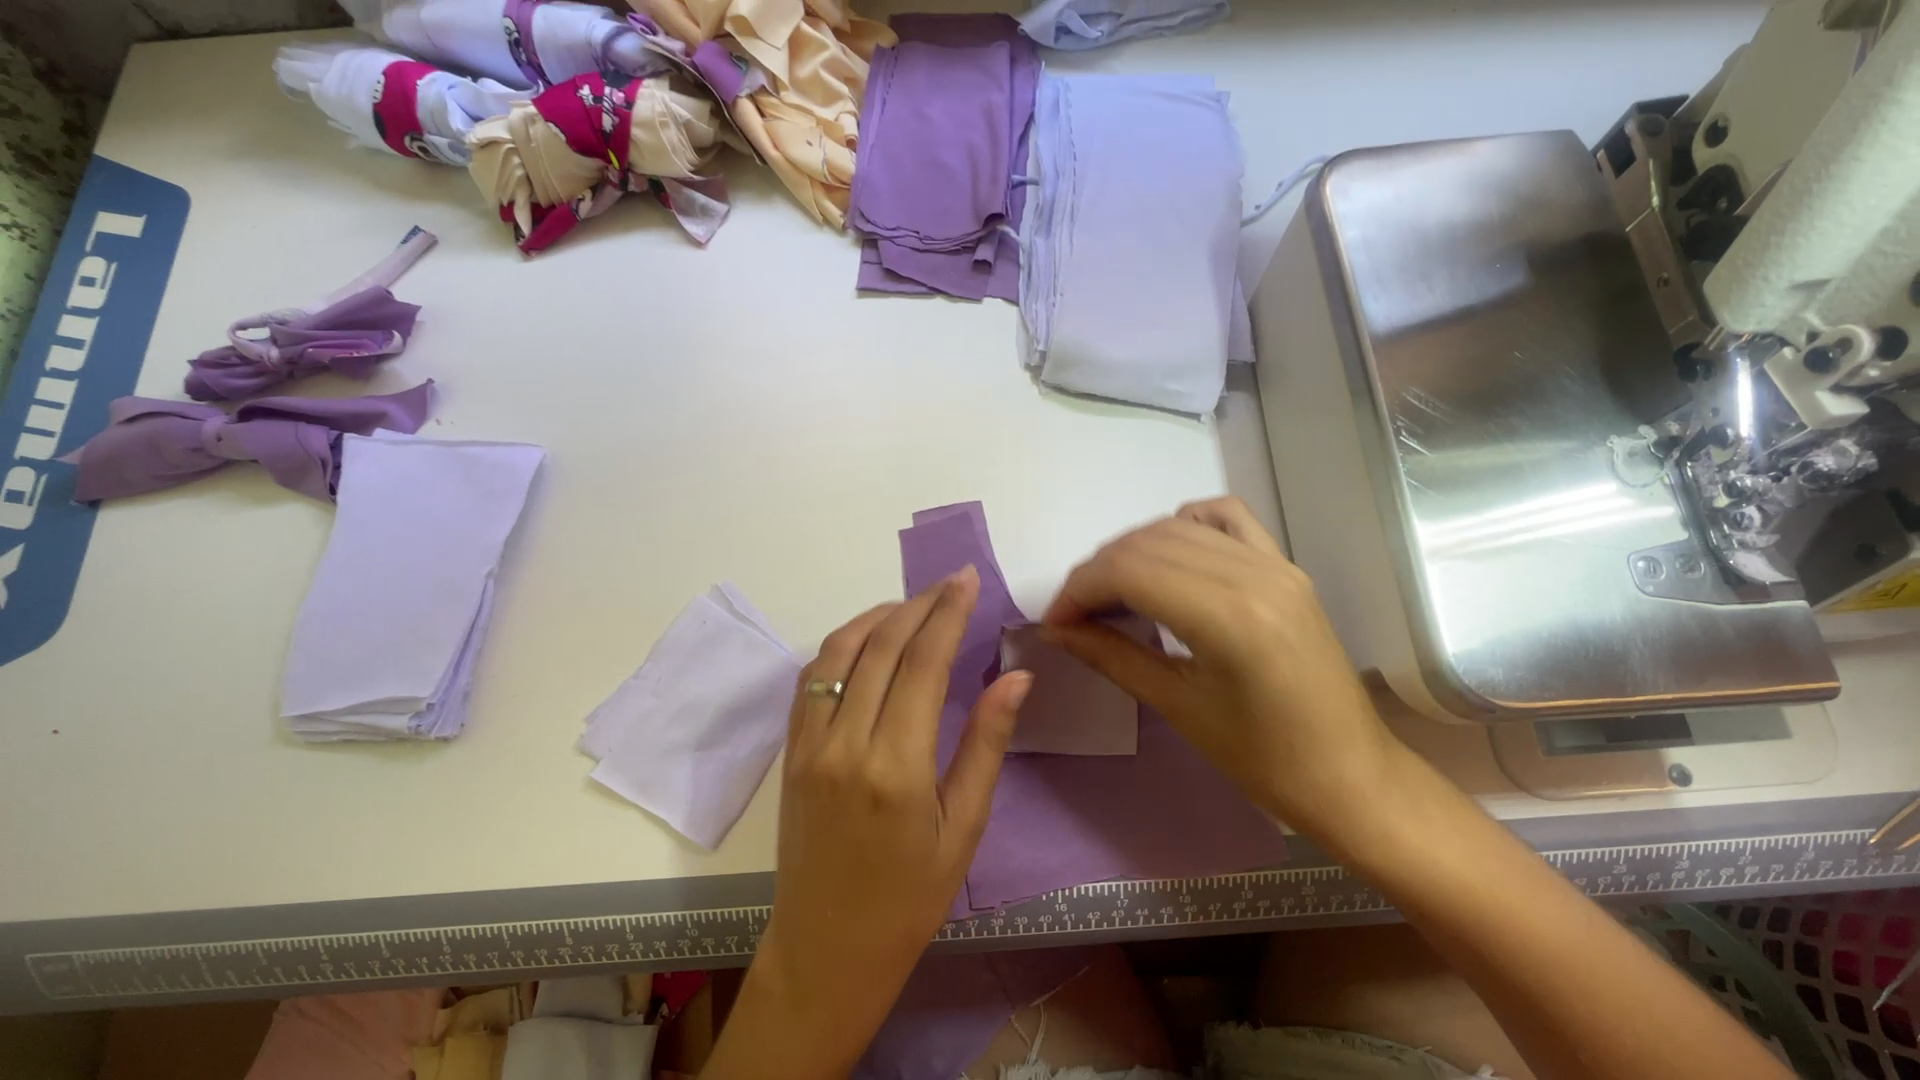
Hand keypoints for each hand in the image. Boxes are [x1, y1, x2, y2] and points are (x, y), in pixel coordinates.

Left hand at [705, 566, 1031, 1079]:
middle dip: (919, 605)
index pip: (924, 663)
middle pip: (882, 647)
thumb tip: (1016, 675)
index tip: (967, 580)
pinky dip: (840, 646)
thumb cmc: (909, 899)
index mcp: (897, 766)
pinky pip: (811, 679)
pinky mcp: (790, 753)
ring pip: (838, 653)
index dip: (948, 613)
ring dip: (876, 617)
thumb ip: (986, 744)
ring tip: (912, 605)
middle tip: (949, 583)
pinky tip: (867, 641)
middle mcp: (846, 744)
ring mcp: (809, 745)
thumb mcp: (964, 829)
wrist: (828, 948)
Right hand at [1040, 497, 1398, 835]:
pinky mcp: (1287, 567)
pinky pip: (1228, 519)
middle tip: (1075, 614)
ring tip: (1111, 593)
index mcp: (1227, 616)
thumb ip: (1112, 657)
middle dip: (1098, 572)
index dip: (1078, 589)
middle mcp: (1253, 573)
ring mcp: (1276, 564)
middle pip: (1148, 542)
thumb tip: (1055, 631)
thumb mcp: (1178, 707)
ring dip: (1133, 551)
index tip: (1054, 622)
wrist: (1349, 776)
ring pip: (1180, 527)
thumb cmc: (1261, 760)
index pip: (1128, 571)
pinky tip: (1168, 556)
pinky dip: (1186, 525)